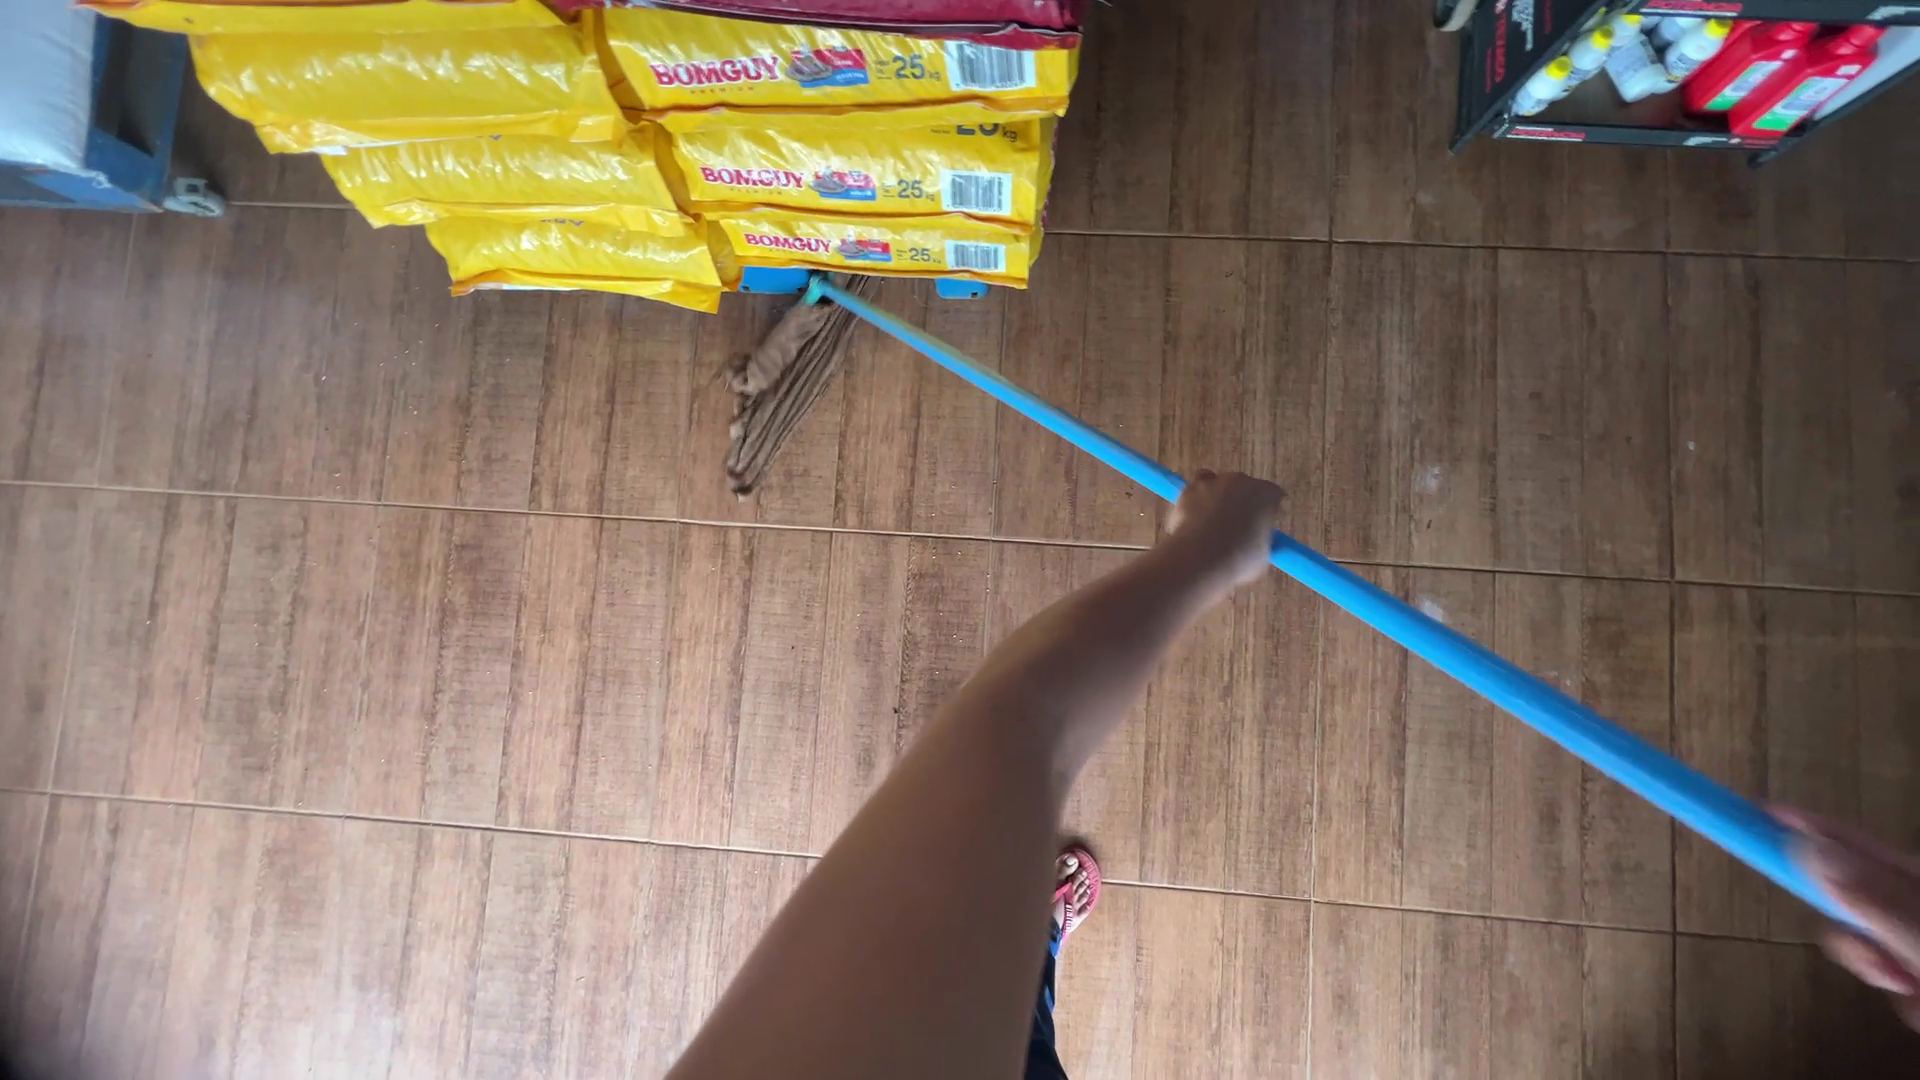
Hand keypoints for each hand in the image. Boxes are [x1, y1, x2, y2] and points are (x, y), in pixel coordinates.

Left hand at [1163, 470, 1285, 589]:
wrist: (1202, 556)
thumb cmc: (1239, 559)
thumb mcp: (1263, 553)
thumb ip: (1261, 539)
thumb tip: (1254, 542)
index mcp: (1267, 494)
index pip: (1273, 495)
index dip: (1268, 509)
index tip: (1263, 524)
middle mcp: (1241, 481)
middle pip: (1244, 486)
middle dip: (1242, 502)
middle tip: (1236, 524)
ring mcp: (1214, 481)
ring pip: (1218, 483)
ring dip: (1218, 495)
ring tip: (1213, 519)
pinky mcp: (1190, 488)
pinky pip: (1195, 488)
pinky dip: (1196, 498)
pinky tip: (1194, 515)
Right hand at [1781, 808, 1919, 1029]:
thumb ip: (1887, 905)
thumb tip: (1804, 844)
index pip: (1879, 851)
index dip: (1821, 828)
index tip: (1759, 811)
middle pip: (1874, 898)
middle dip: (1857, 926)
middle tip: (1872, 962)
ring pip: (1887, 945)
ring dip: (1885, 971)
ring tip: (1915, 997)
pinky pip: (1909, 982)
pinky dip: (1912, 1000)